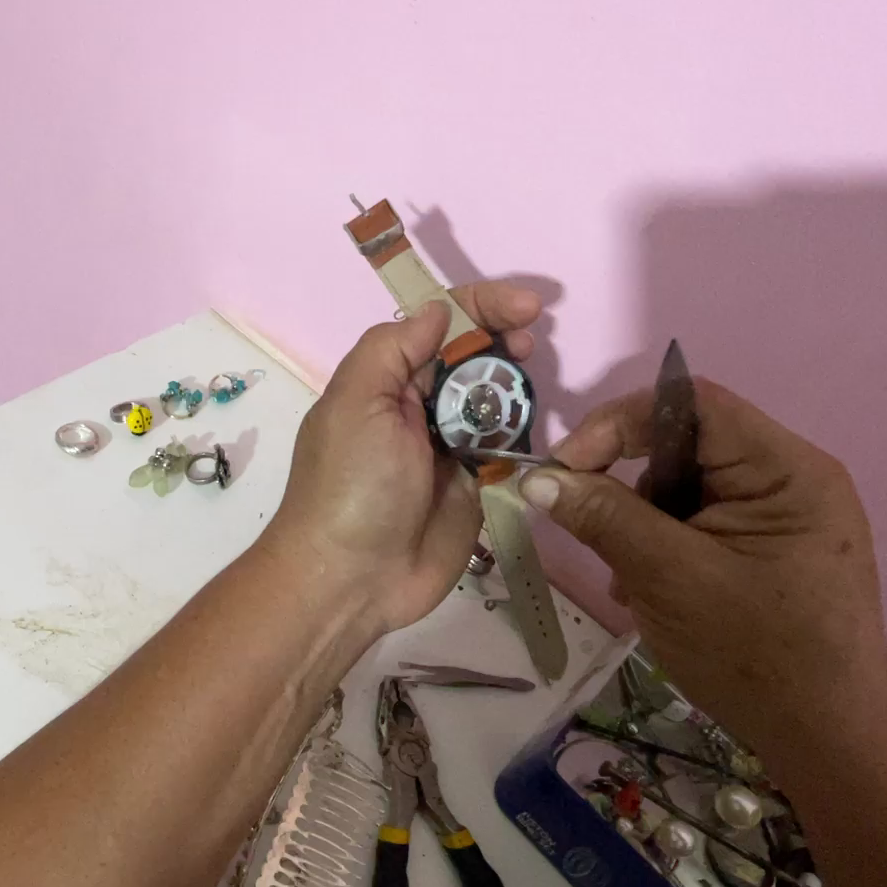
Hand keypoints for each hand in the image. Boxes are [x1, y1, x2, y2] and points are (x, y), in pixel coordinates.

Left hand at [263, 282, 541, 632]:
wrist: (351, 579)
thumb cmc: (350, 486)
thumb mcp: (355, 402)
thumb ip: (392, 349)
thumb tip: (436, 311)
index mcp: (383, 383)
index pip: (436, 327)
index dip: (480, 307)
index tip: (527, 307)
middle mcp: (415, 410)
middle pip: (468, 358)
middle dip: (503, 339)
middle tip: (531, 343)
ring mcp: (446, 449)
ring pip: (490, 400)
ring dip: (515, 383)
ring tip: (534, 378)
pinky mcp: (471, 487)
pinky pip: (503, 448)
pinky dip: (521, 431)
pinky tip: (536, 422)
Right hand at [517, 380, 886, 752]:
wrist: (823, 736)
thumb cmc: (753, 653)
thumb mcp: (667, 577)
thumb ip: (602, 518)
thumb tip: (537, 479)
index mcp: (784, 469)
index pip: (689, 405)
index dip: (617, 423)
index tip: (564, 469)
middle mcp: (785, 477)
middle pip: (681, 443)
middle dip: (623, 480)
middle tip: (579, 518)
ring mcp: (774, 513)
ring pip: (678, 485)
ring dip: (633, 519)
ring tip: (624, 574)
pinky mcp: (760, 545)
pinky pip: (691, 520)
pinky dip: (654, 543)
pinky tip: (643, 586)